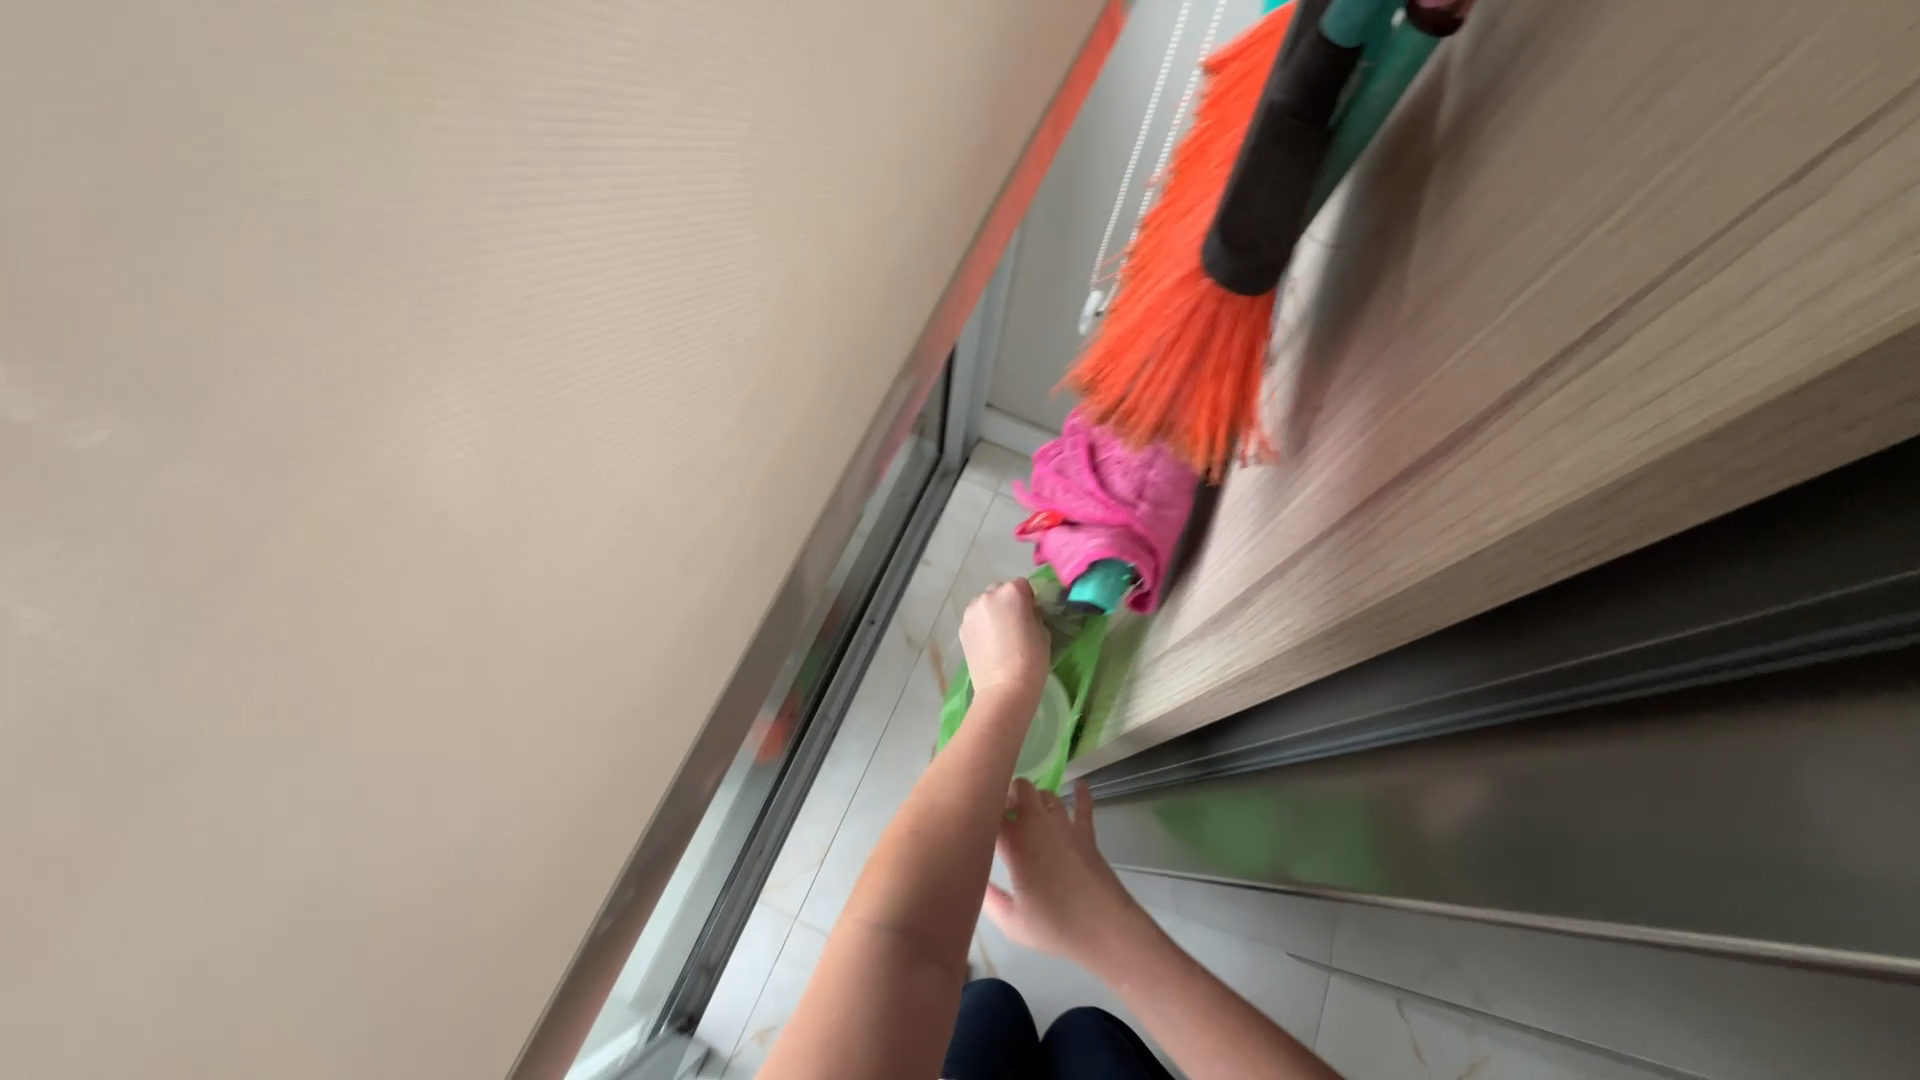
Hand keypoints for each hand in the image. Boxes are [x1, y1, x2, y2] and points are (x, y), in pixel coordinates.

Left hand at [959, 578, 1048, 701]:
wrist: (1004, 688)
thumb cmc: (1031, 660)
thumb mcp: (1043, 631)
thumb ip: (1032, 614)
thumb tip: (1026, 612)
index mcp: (1011, 592)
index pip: (1022, 585)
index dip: (1028, 599)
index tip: (1031, 614)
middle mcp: (988, 596)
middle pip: (1000, 591)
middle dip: (1007, 602)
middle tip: (1014, 624)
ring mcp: (971, 612)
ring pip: (985, 604)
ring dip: (992, 612)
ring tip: (999, 634)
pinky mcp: (962, 628)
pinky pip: (975, 619)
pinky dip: (981, 625)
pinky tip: (988, 643)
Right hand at [983, 779, 1152, 975]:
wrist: (1105, 927)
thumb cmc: (1056, 926)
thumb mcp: (1012, 923)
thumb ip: (989, 900)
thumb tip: (976, 883)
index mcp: (1016, 844)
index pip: (993, 813)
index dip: (983, 812)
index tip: (976, 818)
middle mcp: (1039, 825)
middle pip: (1020, 789)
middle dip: (1009, 794)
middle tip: (1001, 810)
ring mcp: (1065, 826)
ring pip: (1047, 795)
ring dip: (1035, 798)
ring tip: (1028, 809)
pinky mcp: (1086, 834)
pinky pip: (1084, 807)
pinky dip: (1081, 795)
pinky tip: (1081, 785)